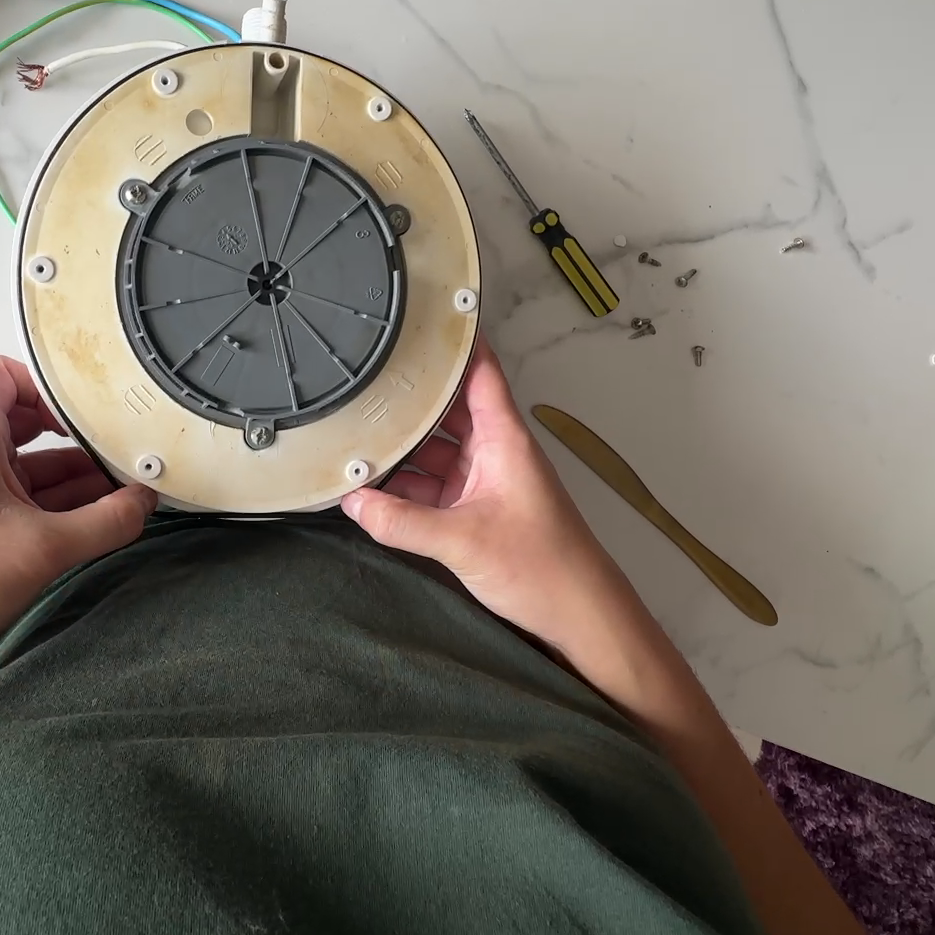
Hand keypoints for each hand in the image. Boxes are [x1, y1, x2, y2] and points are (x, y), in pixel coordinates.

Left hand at [0, 356, 155, 676]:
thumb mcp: (43, 550)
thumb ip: (106, 523)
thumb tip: (149, 502)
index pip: (1, 374)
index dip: (44, 383)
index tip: (87, 414)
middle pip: (28, 422)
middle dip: (79, 437)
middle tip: (125, 452)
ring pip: (34, 465)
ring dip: (79, 477)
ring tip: (129, 492)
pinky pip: (29, 498)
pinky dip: (64, 505)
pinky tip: (102, 520)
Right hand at [340, 342, 625, 649]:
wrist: (579, 620)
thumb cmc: (546, 570)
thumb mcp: (463, 542)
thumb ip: (402, 522)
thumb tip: (354, 503)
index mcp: (504, 440)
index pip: (480, 374)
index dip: (456, 342)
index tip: (426, 315)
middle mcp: (494, 453)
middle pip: (446, 411)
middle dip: (408, 404)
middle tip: (365, 388)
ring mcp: (484, 482)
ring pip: (435, 452)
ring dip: (402, 453)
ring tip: (357, 444)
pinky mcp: (475, 511)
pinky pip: (433, 487)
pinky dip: (406, 488)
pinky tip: (375, 492)